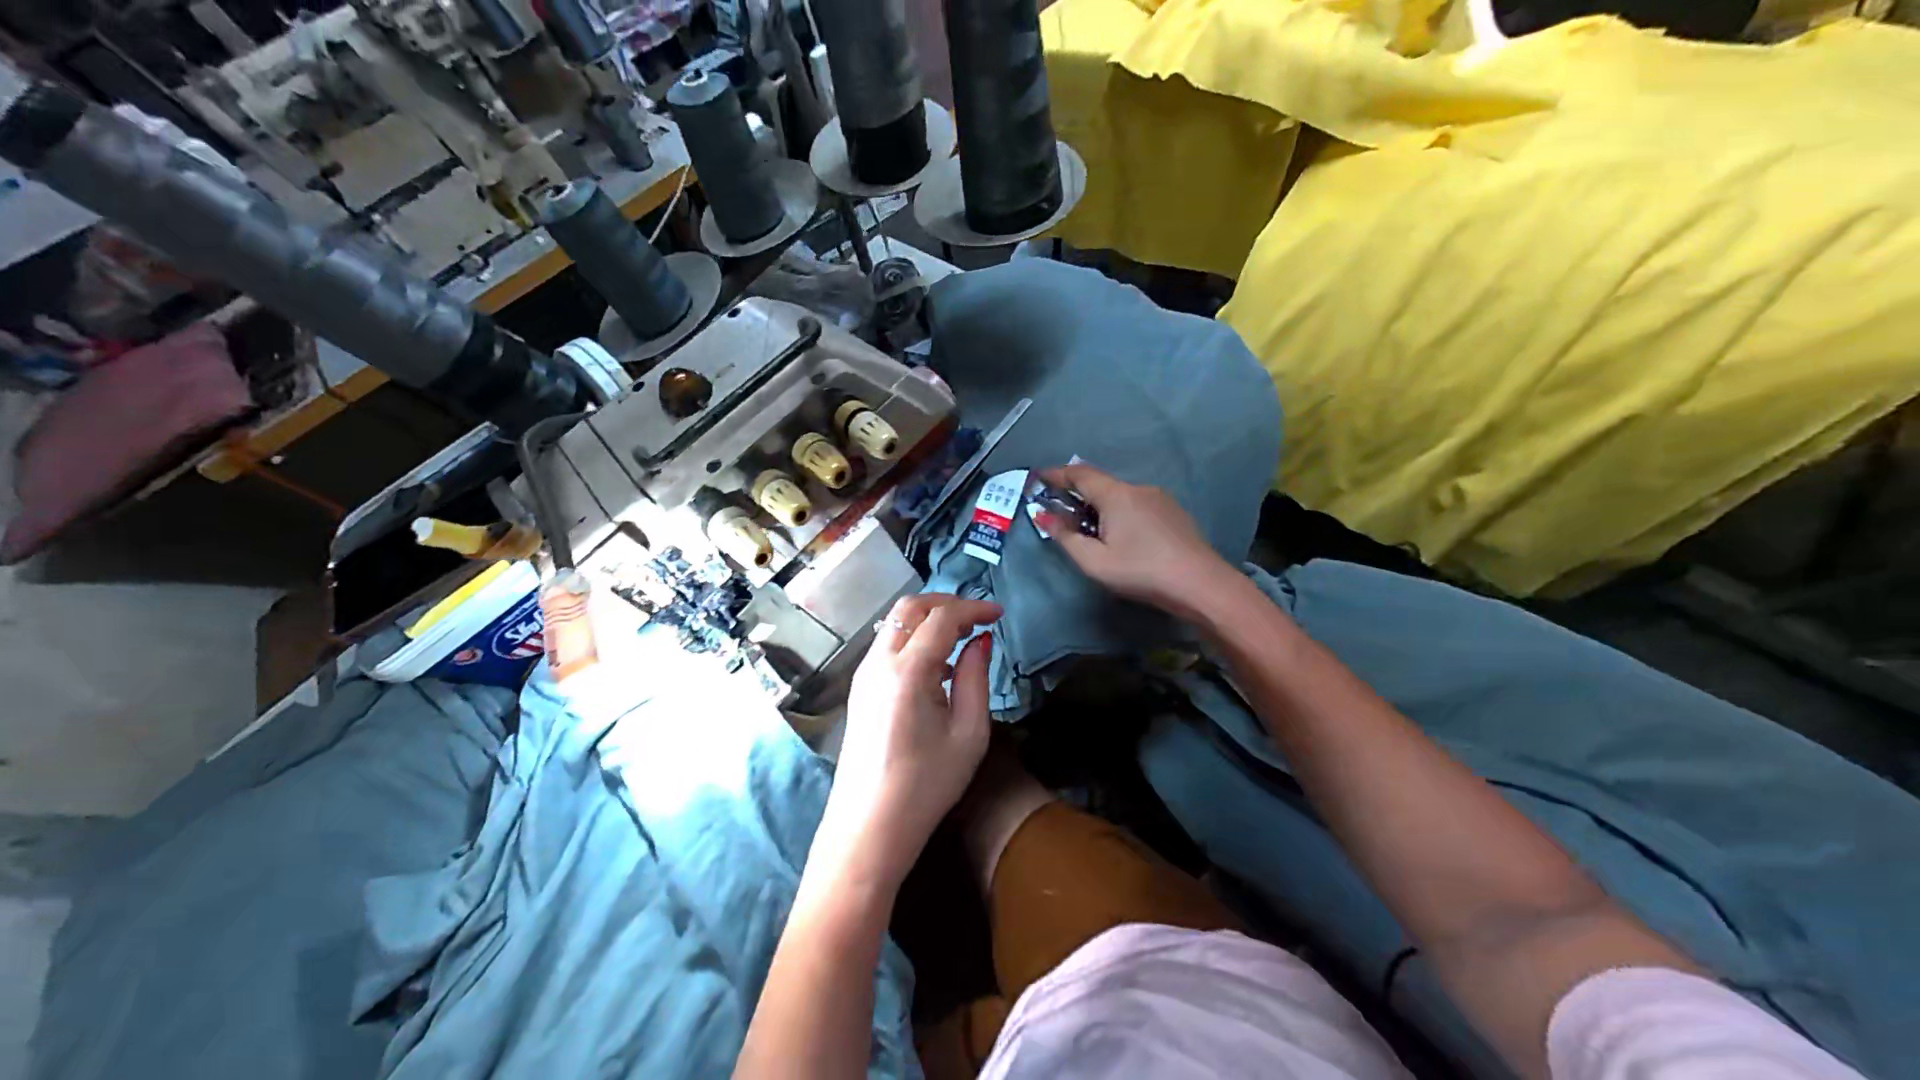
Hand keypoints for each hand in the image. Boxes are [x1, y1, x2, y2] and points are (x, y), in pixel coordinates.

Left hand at [814, 593, 1000, 888]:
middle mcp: (878, 662)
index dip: (974, 608)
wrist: (870, 826)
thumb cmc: (927, 785)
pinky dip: (914, 640)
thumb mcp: (968, 732)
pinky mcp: (860, 689)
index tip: (999, 614)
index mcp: (907, 671)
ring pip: (895, 624)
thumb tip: (981, 641)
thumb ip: (976, 677)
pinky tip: (937, 667)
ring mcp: (863, 674)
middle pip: (910, 607)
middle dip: (947, 603)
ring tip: (963, 640)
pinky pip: (888, 646)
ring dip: (929, 620)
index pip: (942, 617)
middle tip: (978, 619)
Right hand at [1035, 463, 1237, 619]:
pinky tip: (1122, 536)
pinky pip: (1137, 504)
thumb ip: (1065, 537)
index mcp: (1116, 495)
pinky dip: (1120, 512)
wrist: (1201, 584)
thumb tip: (1044, 515)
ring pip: (1120, 495)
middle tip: (1059, 509)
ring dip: (1099, 504)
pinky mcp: (1173, 513)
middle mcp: (1138, 488)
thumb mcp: (1094, 561)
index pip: (1079, 473)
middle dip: (1076, 492)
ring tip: (1090, 529)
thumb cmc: (1141, 572)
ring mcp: (1160, 499)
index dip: (1056, 474)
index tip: (1038, 478)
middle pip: (1100, 483)